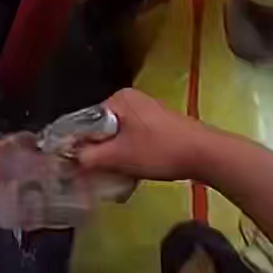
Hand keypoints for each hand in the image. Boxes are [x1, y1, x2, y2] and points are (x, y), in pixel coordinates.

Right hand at [74, 88, 225, 182]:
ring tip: (114, 173)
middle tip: (95, 173)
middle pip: (100, 127)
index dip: (77, 144)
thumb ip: (89, 157)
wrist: (204, 154)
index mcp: (118, 99)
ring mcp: (145, 109)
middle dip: (96, 151)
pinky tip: (131, 168)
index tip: (75, 166)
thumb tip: (68, 159)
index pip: (85, 120)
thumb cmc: (159, 151)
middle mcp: (130, 99)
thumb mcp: (119, 157)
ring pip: (116, 134)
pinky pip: (131, 136)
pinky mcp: (156, 122)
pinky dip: (127, 152)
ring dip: (113, 154)